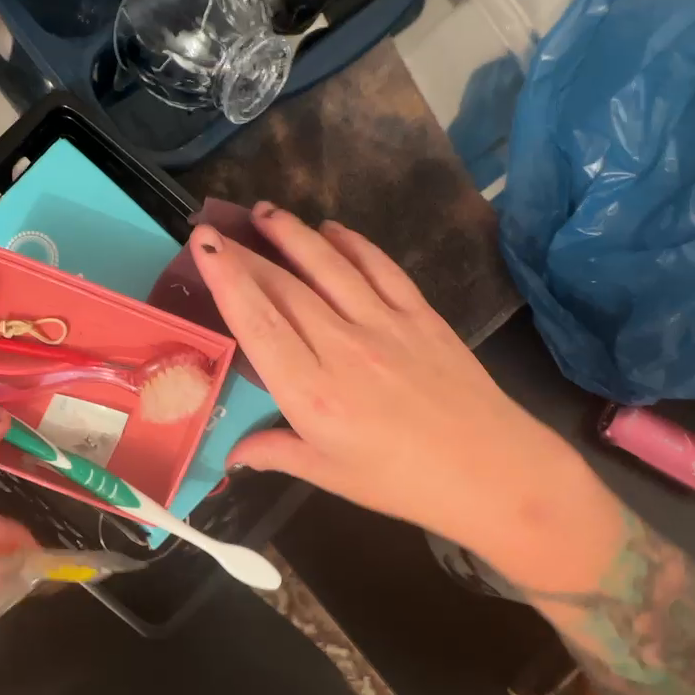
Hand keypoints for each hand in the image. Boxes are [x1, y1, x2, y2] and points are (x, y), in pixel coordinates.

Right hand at [189, 204, 622, 589]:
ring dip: (293, 233)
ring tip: (265, 211)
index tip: (204, 245)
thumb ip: (275, 453)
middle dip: (246, 253)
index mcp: (311, 392)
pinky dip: (353, 243)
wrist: (491, 472)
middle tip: (218, 229)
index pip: (257, 322)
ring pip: (329, 265)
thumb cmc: (400, 483)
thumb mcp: (328, 475)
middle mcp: (341, 347)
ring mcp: (384, 324)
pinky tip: (332, 230)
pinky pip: (380, 267)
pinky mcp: (420, 315)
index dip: (226, 278)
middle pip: (284, 287)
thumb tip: (233, 455)